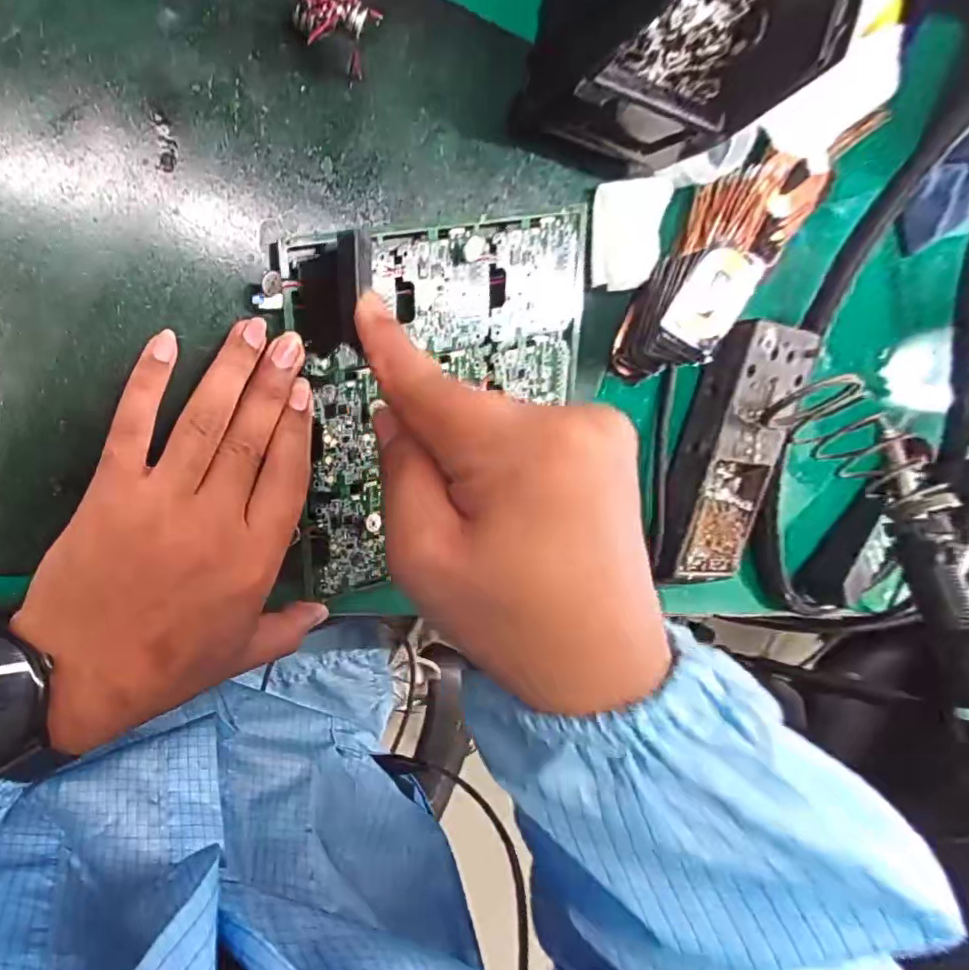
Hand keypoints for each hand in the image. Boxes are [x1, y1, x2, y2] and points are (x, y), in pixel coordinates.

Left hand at [13, 319, 327, 753]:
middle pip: (250, 438)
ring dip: (226, 371)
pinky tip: (163, 344)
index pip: (286, 478)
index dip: (297, 429)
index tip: (303, 392)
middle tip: (286, 341)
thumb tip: (320, 613)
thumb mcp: (232, 658)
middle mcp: (213, 520)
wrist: (76, 673)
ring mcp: (160, 501)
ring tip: (247, 332)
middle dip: (270, 383)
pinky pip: (131, 426)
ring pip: (203, 422)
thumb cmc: (157, 670)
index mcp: (251, 560)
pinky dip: (147, 382)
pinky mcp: (110, 491)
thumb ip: (281, 631)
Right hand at [356, 293, 670, 716]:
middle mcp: (570, 421)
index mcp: (521, 448)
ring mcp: (596, 432)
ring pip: (484, 425)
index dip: (388, 347)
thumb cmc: (502, 616)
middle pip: (457, 411)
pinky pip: (515, 437)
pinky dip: (486, 464)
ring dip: (456, 460)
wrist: (599, 666)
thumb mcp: (420, 550)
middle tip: (428, 515)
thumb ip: (400, 471)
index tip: (365, 303)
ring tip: (469, 527)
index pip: (430, 386)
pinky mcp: (603, 448)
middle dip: (425, 445)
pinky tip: (495, 514)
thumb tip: (395, 417)